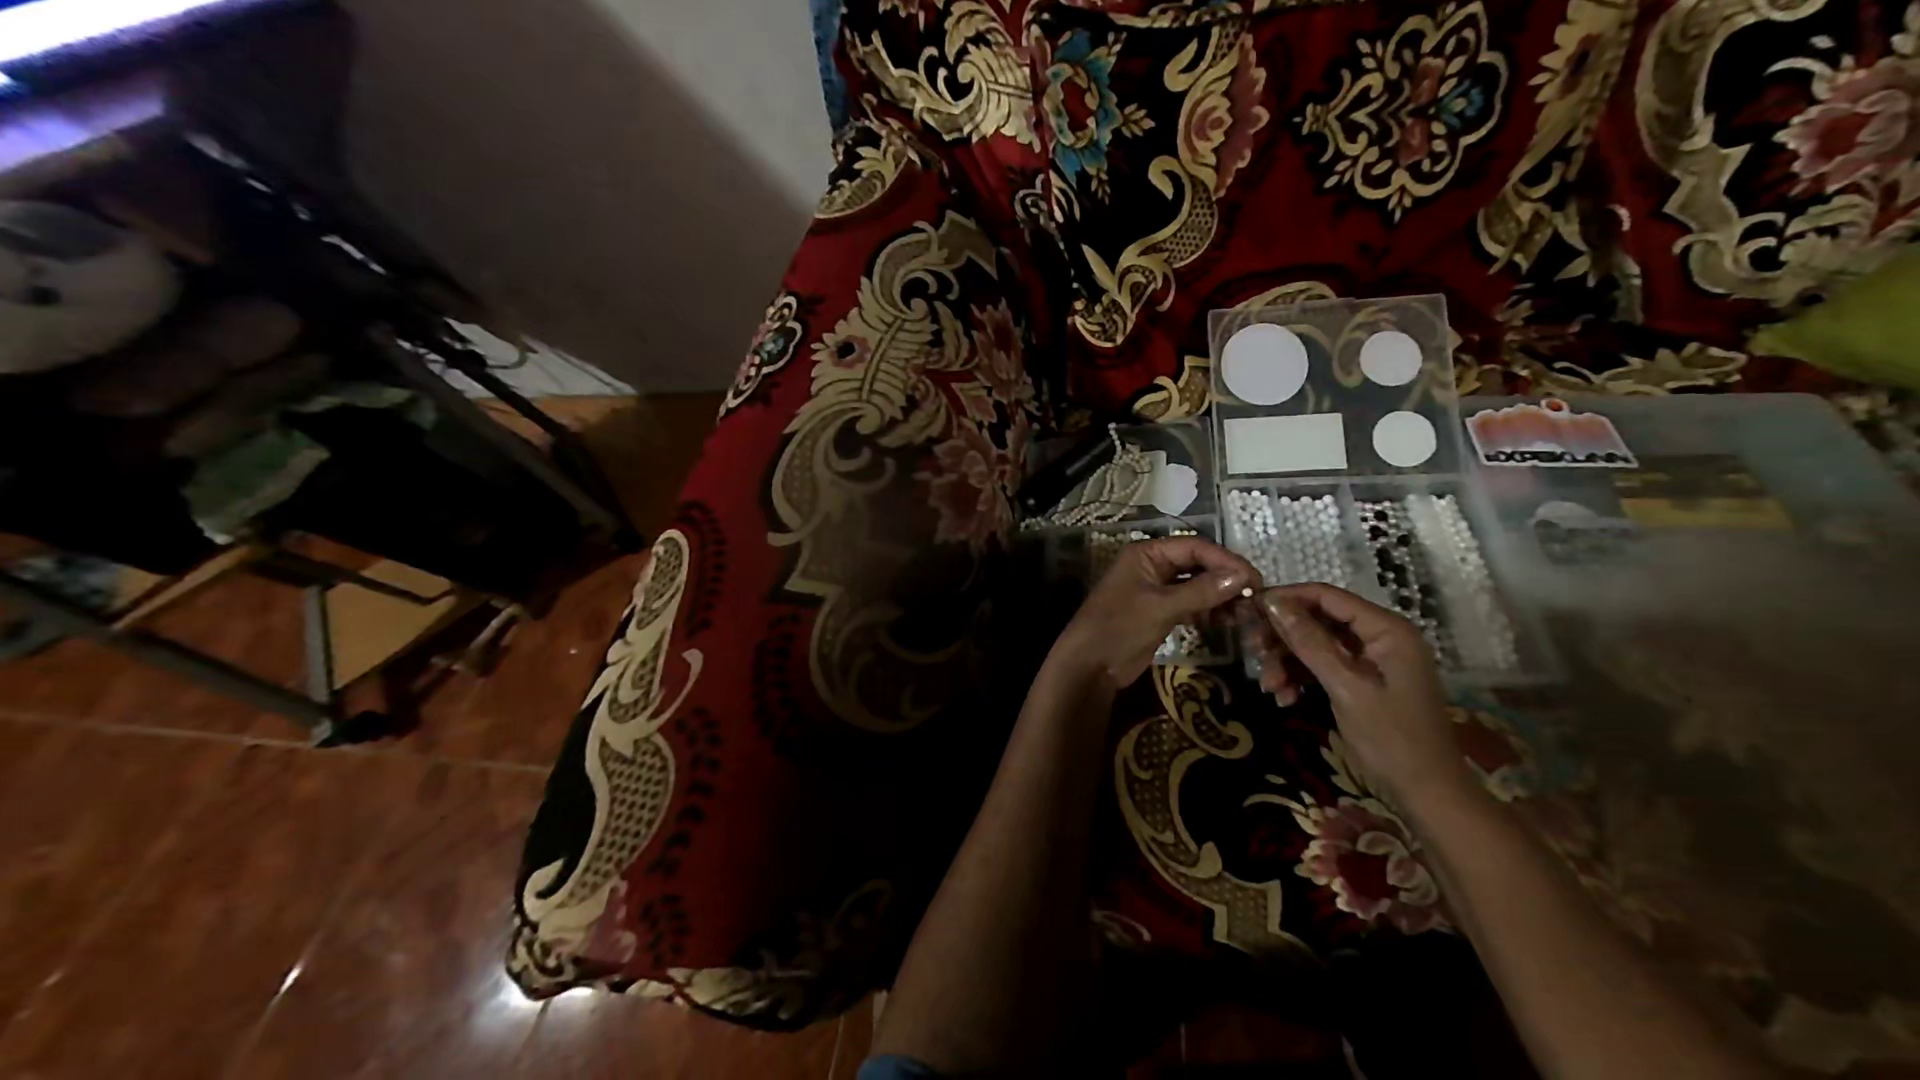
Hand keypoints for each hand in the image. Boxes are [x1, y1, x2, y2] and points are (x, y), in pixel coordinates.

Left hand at [1051, 536, 1258, 690]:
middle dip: (1226, 578)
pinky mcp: (1160, 612)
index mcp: (1147, 553)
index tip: (1254, 580)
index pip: (1196, 547)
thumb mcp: (1161, 607)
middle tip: (1256, 597)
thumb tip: (1242, 577)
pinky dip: (1210, 610)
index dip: (1226, 561)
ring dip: (1221, 596)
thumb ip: (1202, 591)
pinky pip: (1192, 604)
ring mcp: (1156, 589)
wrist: (1090, 665)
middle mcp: (1152, 565)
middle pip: (1199, 564)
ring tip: (1246, 612)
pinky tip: (1229, 621)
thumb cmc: (1119, 628)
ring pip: (1198, 585)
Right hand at [1247, 583, 1469, 810]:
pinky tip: (1284, 697)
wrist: (1425, 792)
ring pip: (1316, 644)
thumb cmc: (1391, 737)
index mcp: (1387, 630)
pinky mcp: (1364, 680)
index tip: (1248, 610)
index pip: (1328, 596)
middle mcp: (1381, 636)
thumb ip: (1309, 641)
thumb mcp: (1345, 686)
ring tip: (1268, 686)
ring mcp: (1373, 659)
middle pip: (1319, 620)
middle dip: (1283, 636)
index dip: (1286, 598)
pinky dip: (1301, 678)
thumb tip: (1273, 602)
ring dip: (1288, 662)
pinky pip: (1323, 666)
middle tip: (1252, 652)